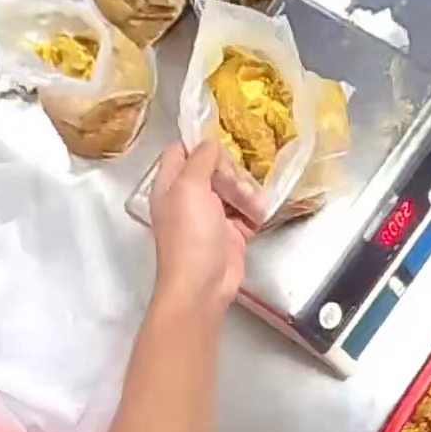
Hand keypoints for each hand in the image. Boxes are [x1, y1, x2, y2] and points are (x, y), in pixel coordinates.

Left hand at [149, 140, 253, 313]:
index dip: (201, 146)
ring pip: (234, 189)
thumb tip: (211, 145)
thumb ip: (201, 159)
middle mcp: (189, 198)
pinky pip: (247, 213)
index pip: (183, 151)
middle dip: (232, 173)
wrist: (203, 286)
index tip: (220, 150)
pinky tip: (259, 215)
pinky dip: (255, 211)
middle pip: (214, 168)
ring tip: (254, 207)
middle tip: (238, 187)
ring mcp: (211, 217)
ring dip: (248, 192)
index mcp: (171, 184)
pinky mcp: (231, 234)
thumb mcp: (189, 187)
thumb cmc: (190, 237)